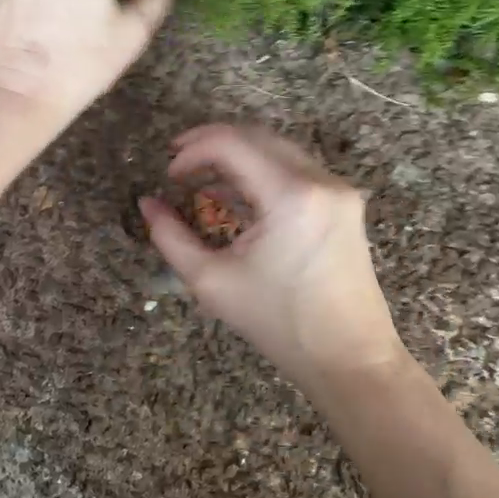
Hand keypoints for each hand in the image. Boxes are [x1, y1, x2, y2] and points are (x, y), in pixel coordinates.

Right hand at [138, 125, 405, 391]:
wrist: (352, 361)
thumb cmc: (279, 323)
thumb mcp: (211, 281)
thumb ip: (170, 236)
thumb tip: (147, 204)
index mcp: (290, 196)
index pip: (231, 143)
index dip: (192, 150)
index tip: (169, 175)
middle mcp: (320, 182)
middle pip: (255, 136)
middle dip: (210, 143)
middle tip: (177, 162)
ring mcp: (338, 191)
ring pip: (276, 148)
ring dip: (235, 154)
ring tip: (200, 177)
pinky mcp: (343, 205)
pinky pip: (293, 169)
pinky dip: (259, 170)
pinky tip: (232, 193)